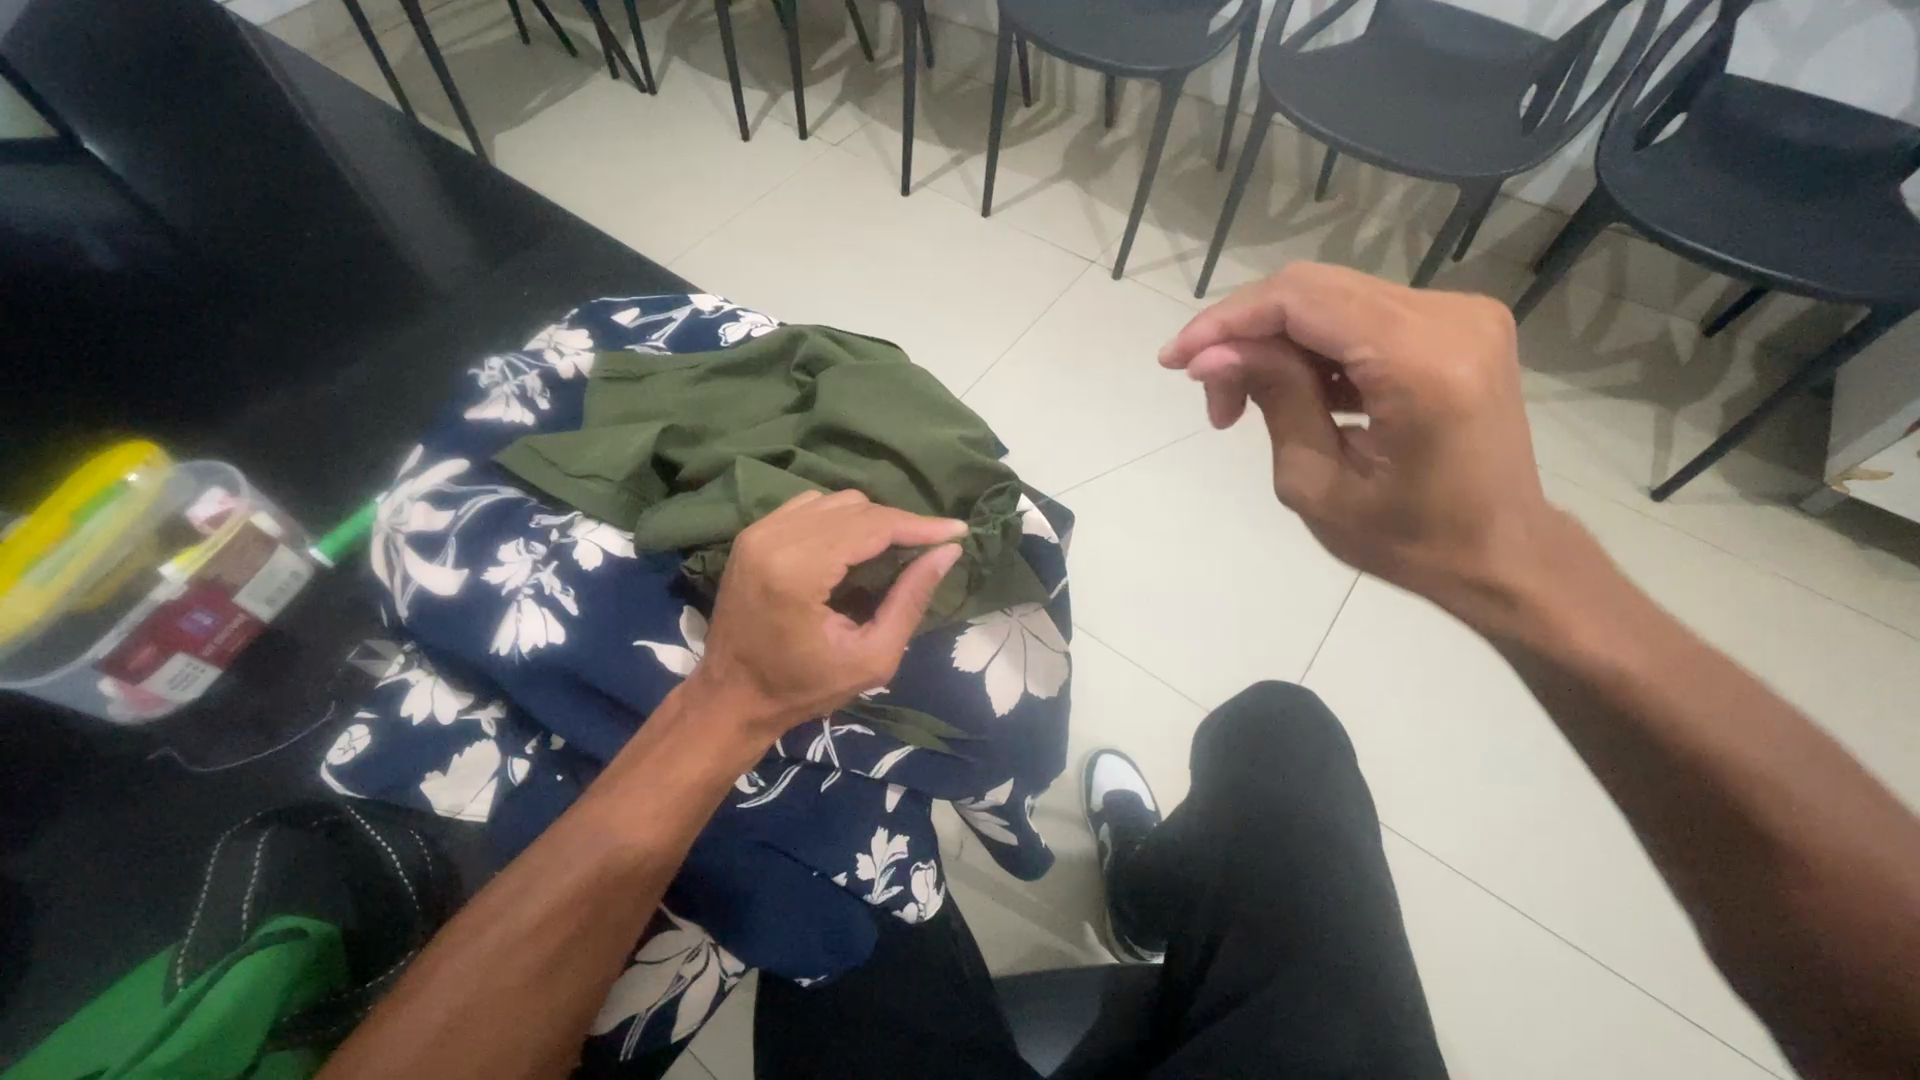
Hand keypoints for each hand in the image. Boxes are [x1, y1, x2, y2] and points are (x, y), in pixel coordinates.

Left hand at [680, 490, 965, 745]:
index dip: (920, 525)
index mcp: (797, 570)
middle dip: (900, 523)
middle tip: (933, 545)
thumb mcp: (871, 658)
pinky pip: (810, 505)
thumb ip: (911, 600)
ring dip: (872, 520)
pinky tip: (858, 546)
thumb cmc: (803, 688)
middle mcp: (773, 538)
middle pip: (855, 508)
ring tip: (899, 547)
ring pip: (834, 501)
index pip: (871, 526)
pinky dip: (842, 519)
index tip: (960, 530)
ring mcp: (758, 532)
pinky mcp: (752, 534)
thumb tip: (948, 552)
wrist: (731, 697)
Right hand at [1160, 262, 1566, 616]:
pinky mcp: (1458, 323)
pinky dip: (1312, 345)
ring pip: (1332, 298)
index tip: (1175, 361)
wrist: (1502, 552)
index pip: (1302, 302)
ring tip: (1240, 403)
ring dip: (1273, 341)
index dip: (1227, 321)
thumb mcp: (1316, 484)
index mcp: (1423, 365)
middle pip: (1314, 289)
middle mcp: (1452, 318)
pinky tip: (1290, 390)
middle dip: (1243, 333)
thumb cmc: (1408, 541)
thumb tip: (1210, 356)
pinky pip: (1360, 314)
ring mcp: (1462, 314)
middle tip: (1209, 394)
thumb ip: (1272, 401)